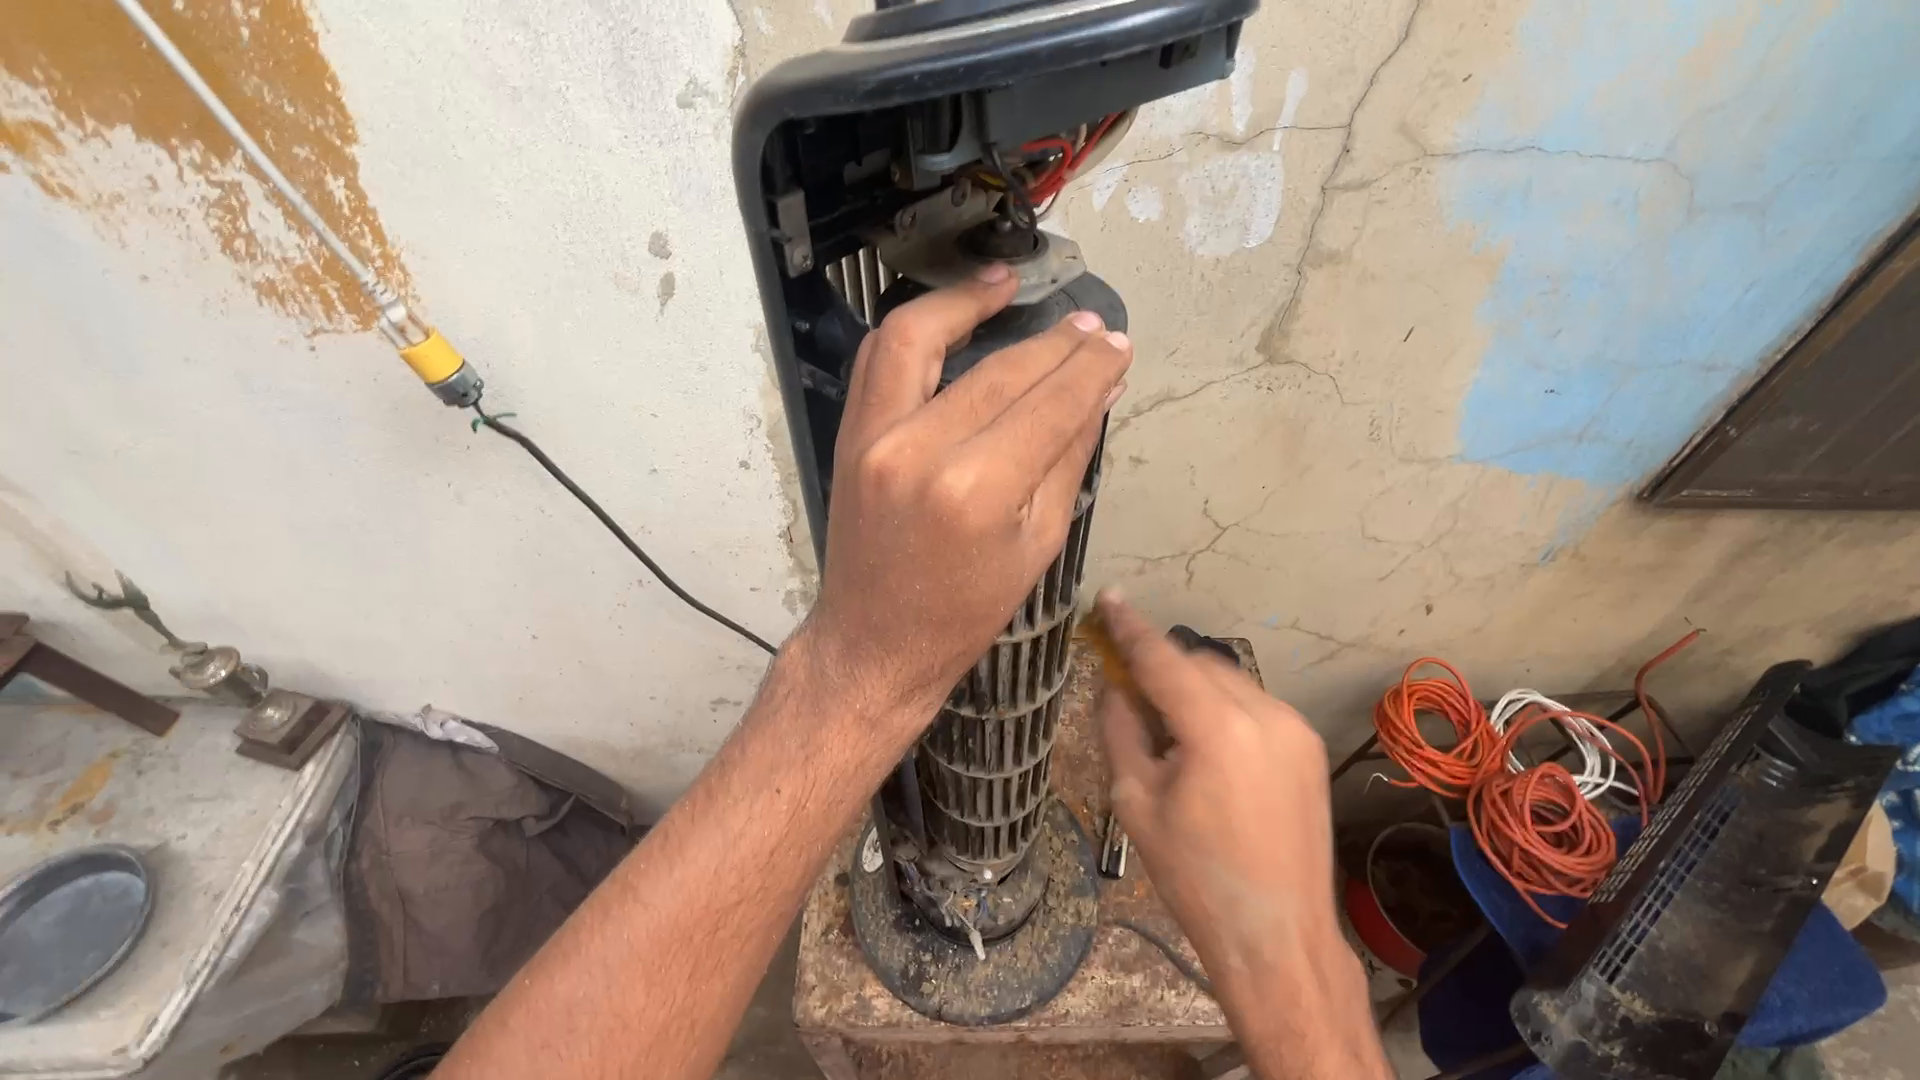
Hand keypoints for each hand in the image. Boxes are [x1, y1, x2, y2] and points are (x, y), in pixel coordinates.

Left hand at [804, 264, 1131, 728]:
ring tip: (1009, 282)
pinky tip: (951, 311)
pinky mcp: (849, 434)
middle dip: (1054, 344)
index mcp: (977, 491)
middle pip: (1000, 371)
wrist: (875, 640)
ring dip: (968, 301)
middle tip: (1090, 327)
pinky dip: (916, 327)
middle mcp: (919, 451)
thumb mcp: (1039, 544)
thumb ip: (1067, 457)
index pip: (1049, 404)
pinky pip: (879, 358)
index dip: (1090, 368)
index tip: (1118, 343)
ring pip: (922, 337)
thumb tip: (1099, 390)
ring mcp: (873, 437)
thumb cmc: (966, 611)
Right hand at [1096, 591, 1389, 1078]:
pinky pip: (1254, 704)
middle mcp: (1264, 713)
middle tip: (1131, 692)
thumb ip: (1121, 730)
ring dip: (1194, 687)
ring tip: (1172, 732)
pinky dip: (1223, 708)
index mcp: (1217, 728)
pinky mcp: (1308, 747)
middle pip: (1198, 663)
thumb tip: (1115, 688)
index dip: (1130, 628)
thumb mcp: (1135, 802)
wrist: (1278, 934)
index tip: (1108, 599)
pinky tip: (1209, 749)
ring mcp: (1294, 729)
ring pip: (1229, 680)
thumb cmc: (1194, 876)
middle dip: (1162, 666)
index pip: (1163, 659)